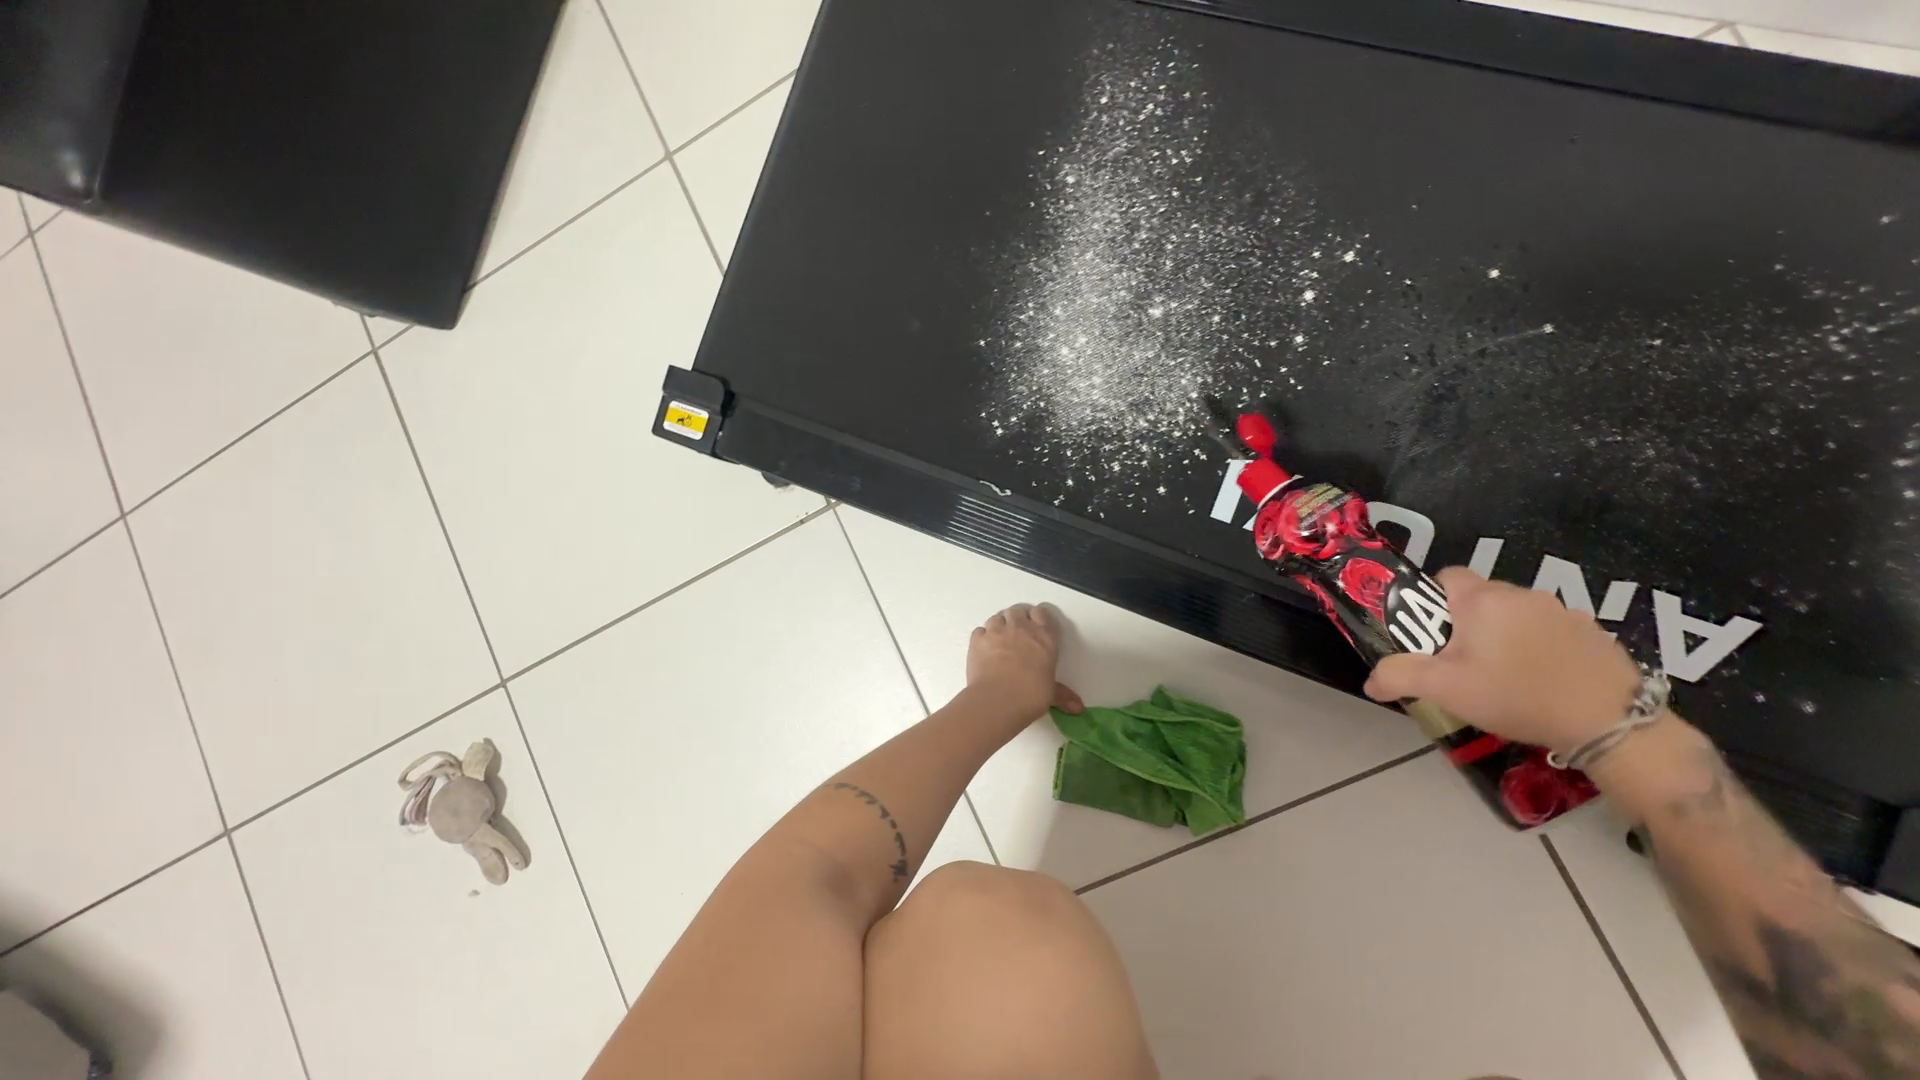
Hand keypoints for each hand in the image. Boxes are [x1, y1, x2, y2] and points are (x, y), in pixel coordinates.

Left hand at [966, 603, 1084, 720]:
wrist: (997, 700)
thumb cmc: (1031, 696)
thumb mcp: (1051, 695)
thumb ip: (1063, 695)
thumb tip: (1078, 708)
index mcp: (1044, 637)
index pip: (1042, 613)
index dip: (1038, 618)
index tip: (1037, 627)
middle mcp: (1020, 628)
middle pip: (1017, 611)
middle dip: (1017, 619)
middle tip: (1017, 634)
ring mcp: (996, 631)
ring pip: (997, 617)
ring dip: (999, 625)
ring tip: (1000, 641)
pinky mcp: (977, 640)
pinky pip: (980, 630)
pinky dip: (982, 636)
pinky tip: (985, 649)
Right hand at [1363, 567, 1641, 754]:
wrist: (1608, 721)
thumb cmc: (1515, 695)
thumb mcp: (1446, 690)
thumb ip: (1400, 676)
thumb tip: (1371, 680)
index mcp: (1482, 600)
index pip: (1446, 576)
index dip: (1431, 601)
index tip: (1430, 636)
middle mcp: (1522, 594)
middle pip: (1480, 598)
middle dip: (1466, 624)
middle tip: (1459, 664)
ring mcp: (1562, 611)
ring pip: (1517, 615)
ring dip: (1504, 636)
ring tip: (1503, 677)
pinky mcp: (1592, 633)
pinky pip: (1551, 632)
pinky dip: (1540, 649)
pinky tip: (1542, 682)